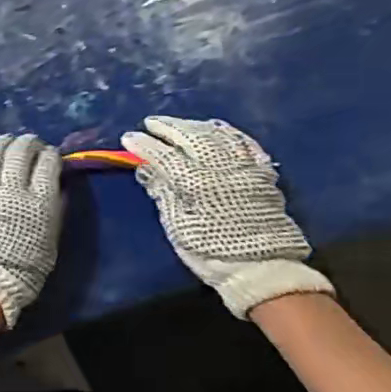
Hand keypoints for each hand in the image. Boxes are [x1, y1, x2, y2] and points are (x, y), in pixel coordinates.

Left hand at [0, 133, 62, 326]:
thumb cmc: (26, 264)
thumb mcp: (51, 235)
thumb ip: (55, 208)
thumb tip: (57, 185)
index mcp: (41, 203)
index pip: (48, 166)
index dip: (49, 155)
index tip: (49, 153)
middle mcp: (15, 191)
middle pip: (20, 155)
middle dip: (27, 144)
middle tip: (28, 142)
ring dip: (1, 143)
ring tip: (6, 140)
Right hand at [120, 115, 331, 317]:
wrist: (262, 268)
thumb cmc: (210, 250)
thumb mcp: (177, 224)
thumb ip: (163, 193)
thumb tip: (146, 169)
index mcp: (196, 184)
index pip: (164, 155)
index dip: (144, 144)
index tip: (127, 137)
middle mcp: (221, 171)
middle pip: (192, 138)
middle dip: (169, 127)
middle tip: (152, 123)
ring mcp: (245, 171)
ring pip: (220, 137)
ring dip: (197, 127)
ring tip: (182, 124)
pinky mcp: (263, 176)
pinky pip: (247, 146)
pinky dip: (231, 135)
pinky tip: (220, 131)